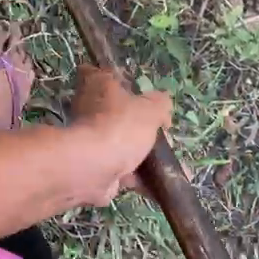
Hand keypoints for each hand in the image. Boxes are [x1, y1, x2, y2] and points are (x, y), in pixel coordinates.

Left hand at [65, 65, 172, 206]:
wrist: (94, 166)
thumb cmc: (120, 125)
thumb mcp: (149, 109)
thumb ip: (159, 104)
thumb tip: (162, 104)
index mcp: (96, 83)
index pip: (94, 72)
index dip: (112, 80)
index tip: (133, 92)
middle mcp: (88, 107)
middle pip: (115, 111)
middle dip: (138, 126)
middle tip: (161, 136)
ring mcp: (90, 136)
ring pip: (120, 142)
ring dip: (143, 156)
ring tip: (170, 167)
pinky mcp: (95, 163)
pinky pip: (121, 168)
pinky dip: (140, 177)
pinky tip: (161, 186)